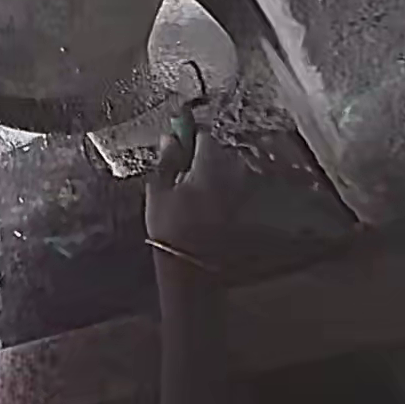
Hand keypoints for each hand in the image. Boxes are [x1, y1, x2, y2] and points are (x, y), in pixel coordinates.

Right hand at [145, 123, 246, 280]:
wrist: (192, 266)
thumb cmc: (170, 225)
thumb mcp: (159, 191)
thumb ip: (167, 161)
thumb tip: (170, 137)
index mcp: (209, 165)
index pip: (204, 137)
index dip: (191, 138)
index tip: (179, 144)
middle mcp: (231, 175)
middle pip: (218, 155)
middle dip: (202, 158)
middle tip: (182, 171)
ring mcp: (242, 194)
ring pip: (226, 173)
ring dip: (212, 175)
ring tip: (193, 192)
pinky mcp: (245, 211)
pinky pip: (232, 191)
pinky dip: (220, 193)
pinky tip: (205, 207)